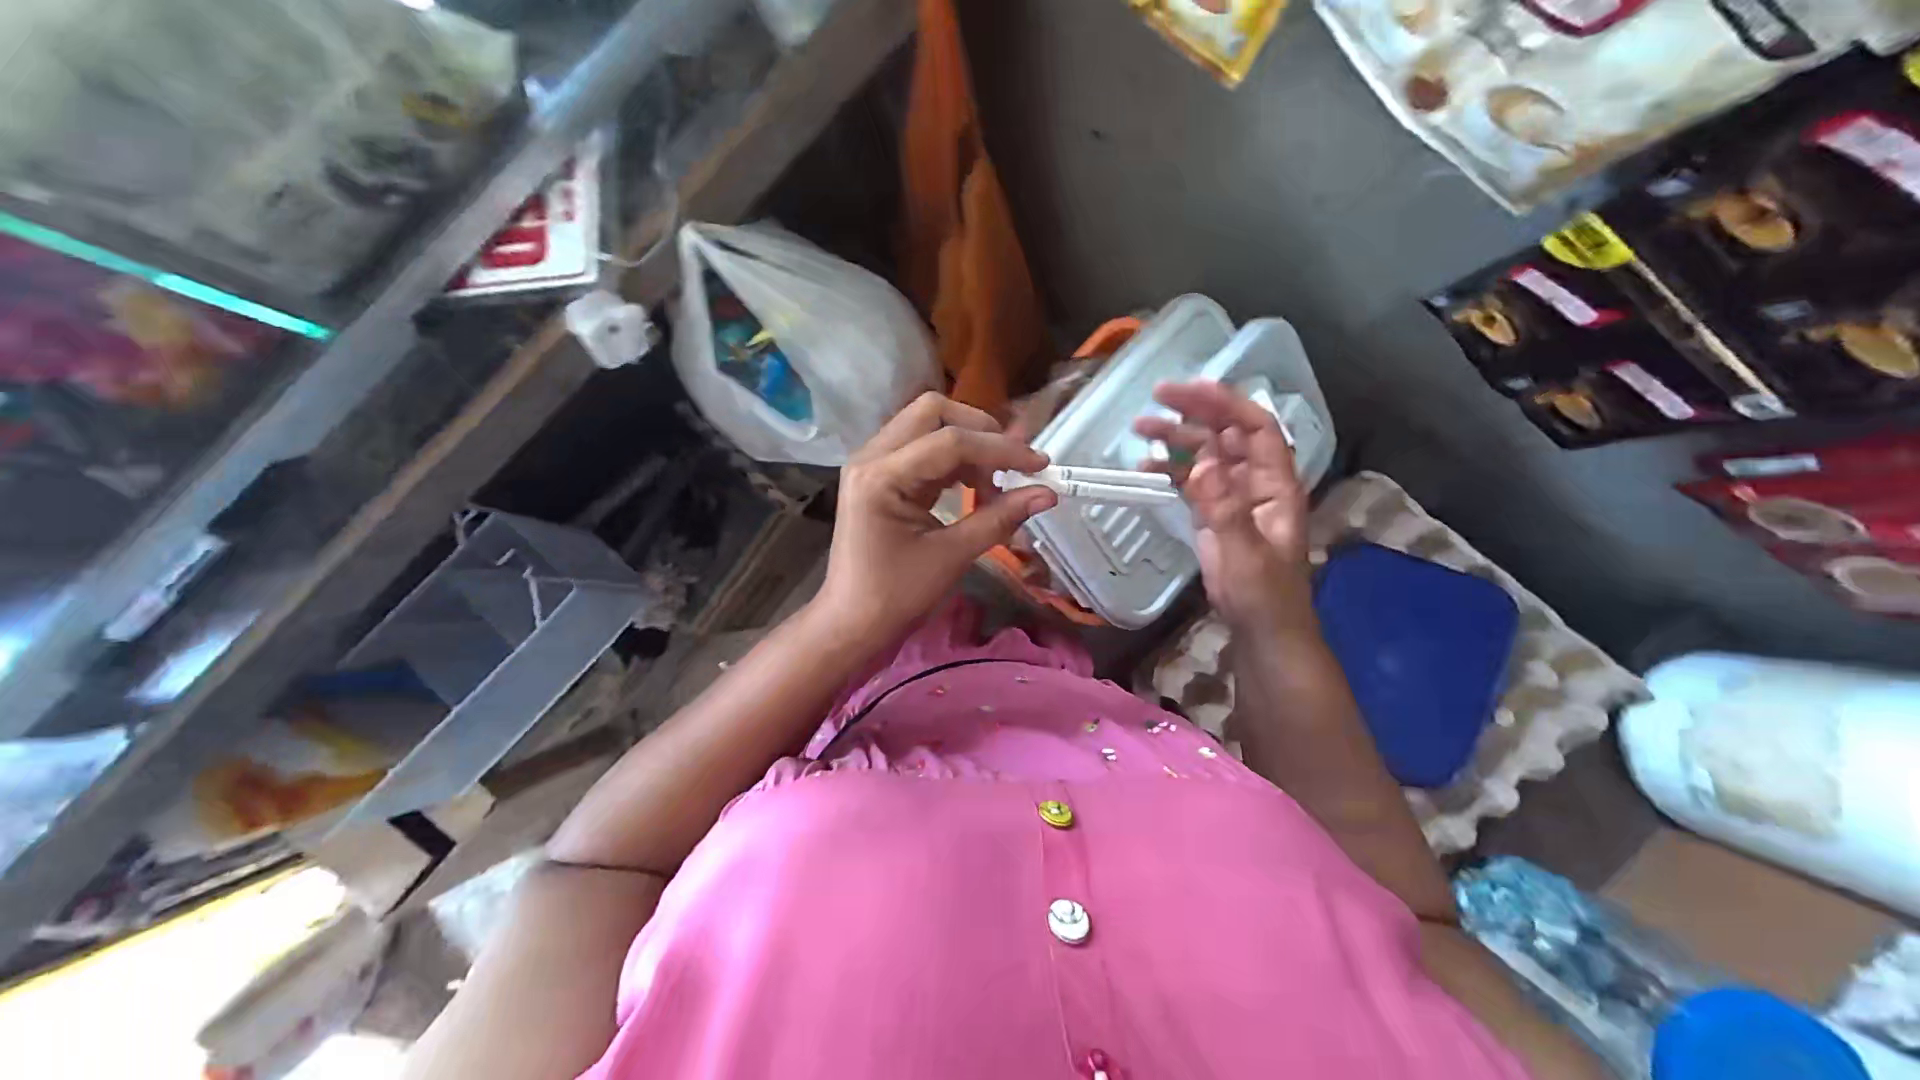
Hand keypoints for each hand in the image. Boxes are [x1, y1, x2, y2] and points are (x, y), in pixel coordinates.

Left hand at [812, 392, 1058, 646]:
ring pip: (927, 424)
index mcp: (881, 476)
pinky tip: (974, 486)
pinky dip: (952, 459)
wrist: (852, 624)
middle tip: (1012, 463)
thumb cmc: (896, 597)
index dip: (1001, 449)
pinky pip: (921, 448)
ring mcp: (872, 464)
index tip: (1039, 465)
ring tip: (995, 482)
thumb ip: (999, 518)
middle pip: (933, 412)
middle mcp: (871, 457)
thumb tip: (1047, 493)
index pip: (950, 441)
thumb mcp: (951, 556)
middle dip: (980, 430)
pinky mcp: (879, 475)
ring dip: (967, 443)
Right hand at [1134, 381, 1314, 633]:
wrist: (1263, 628)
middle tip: (1156, 397)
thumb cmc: (1264, 594)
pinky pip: (1191, 480)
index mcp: (1276, 485)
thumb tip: (1201, 464)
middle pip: (1226, 433)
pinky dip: (1170, 470)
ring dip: (1176, 438)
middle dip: (1194, 411)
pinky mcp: (1214, 512)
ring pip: (1205, 453)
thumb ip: (1225, 509)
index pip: (1256, 429)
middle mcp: (1256, 481)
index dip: (1227, 404)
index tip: (1191, 390)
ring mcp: (1233, 496)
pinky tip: (1144, 468)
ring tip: (1140, 427)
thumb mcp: (1246, 553)